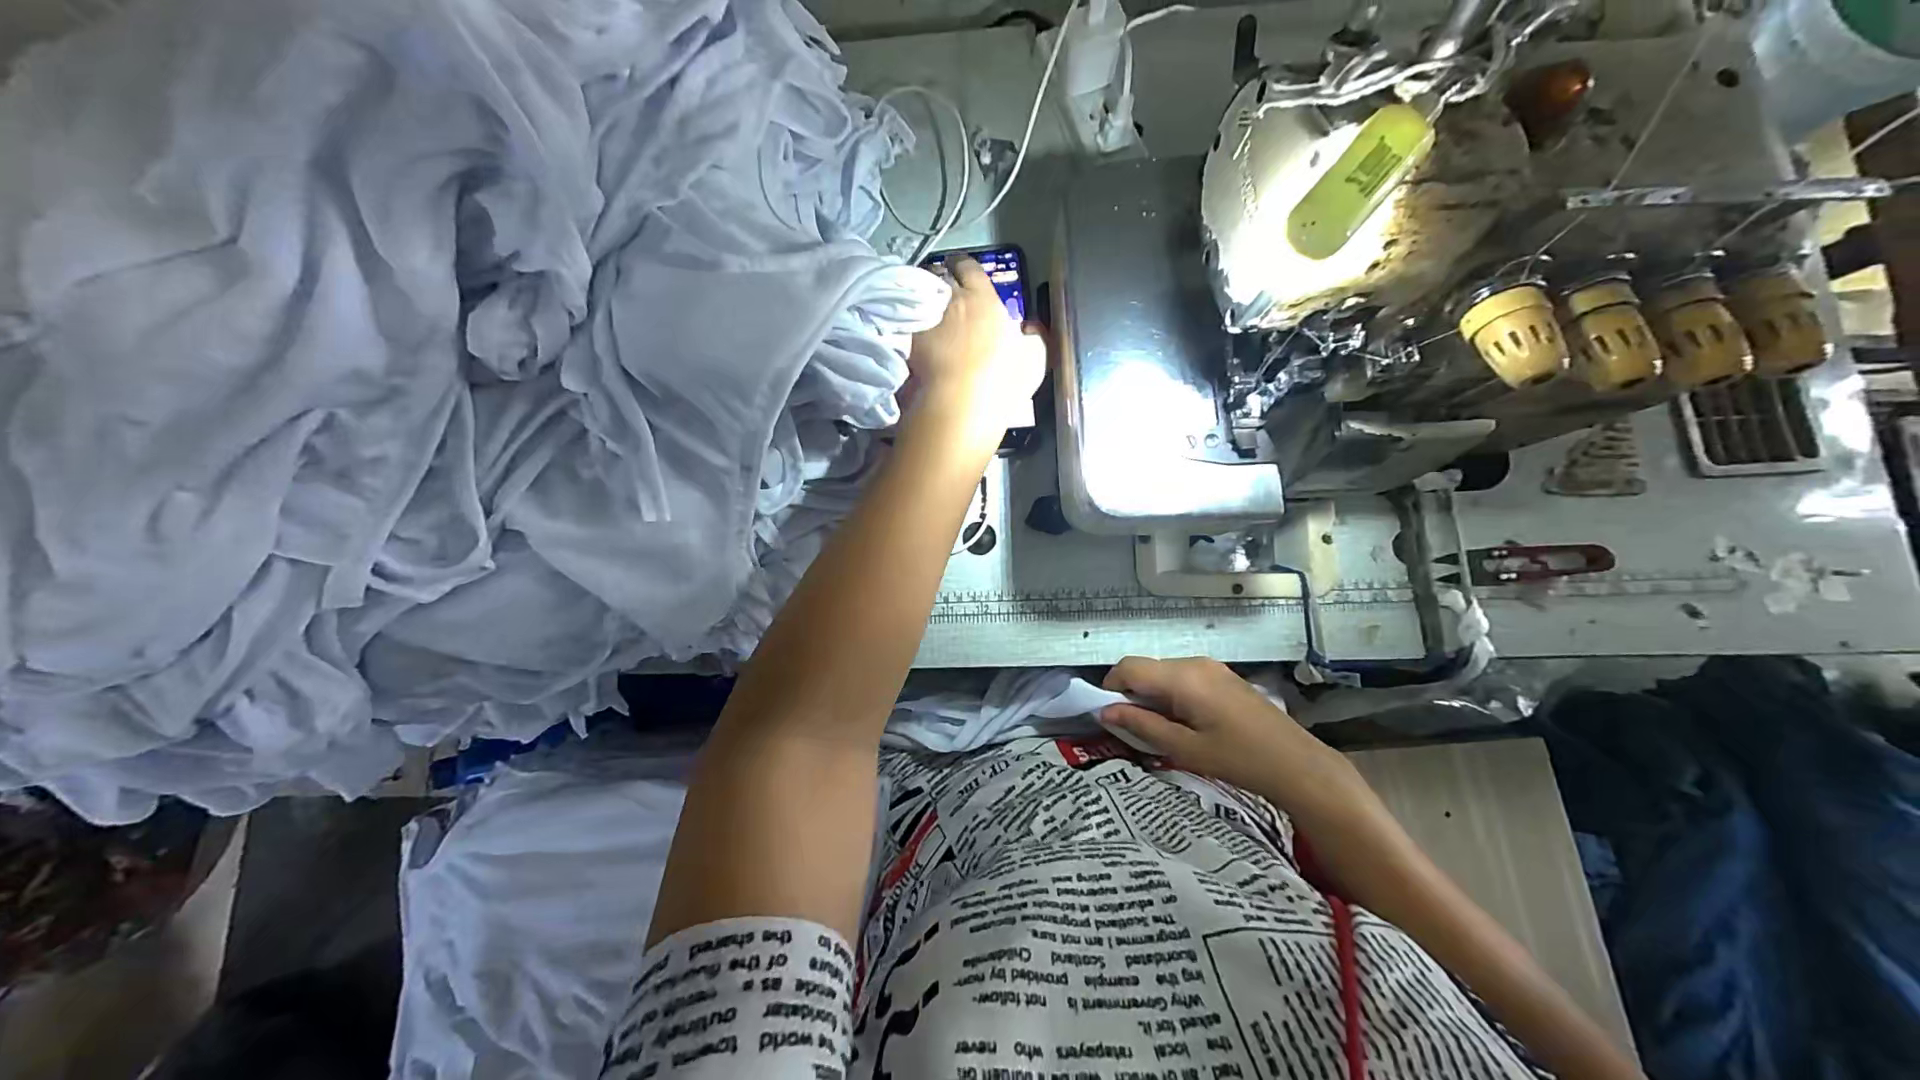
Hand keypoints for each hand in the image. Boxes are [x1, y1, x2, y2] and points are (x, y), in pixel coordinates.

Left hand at [908, 256, 1045, 435]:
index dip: (964, 267)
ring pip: (919, 295)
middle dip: (939, 278)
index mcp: (983, 298)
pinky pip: (907, 321)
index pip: (969, 267)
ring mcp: (926, 318)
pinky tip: (915, 334)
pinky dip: (910, 322)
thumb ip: (1033, 339)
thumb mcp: (1032, 359)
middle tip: (942, 290)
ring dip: (922, 298)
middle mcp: (951, 300)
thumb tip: (1028, 330)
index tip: (962, 271)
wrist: (961, 400)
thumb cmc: (1001, 380)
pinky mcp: (908, 338)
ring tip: (927, 309)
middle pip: (938, 274)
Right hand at [1100, 656, 1359, 808]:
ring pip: (1163, 672)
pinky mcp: (1223, 676)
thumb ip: (1142, 725)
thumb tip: (1105, 711)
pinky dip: (1172, 694)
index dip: (1110, 688)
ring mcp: (1211, 667)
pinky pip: (1183, 677)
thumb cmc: (1239, 759)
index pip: (1128, 667)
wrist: (1298, 764)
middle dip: (1131, 693)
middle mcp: (1194, 663)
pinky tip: (1186, 723)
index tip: (1110, 717)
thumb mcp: (1185, 749)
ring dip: (1152, 695)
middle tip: (1136, 729)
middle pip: (1145, 668)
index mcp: (1182, 677)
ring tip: (1162, 730)